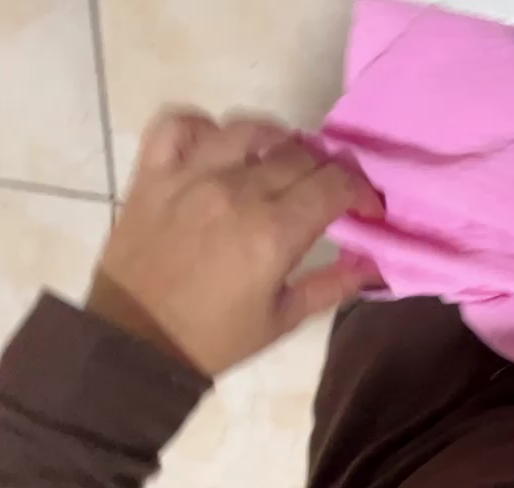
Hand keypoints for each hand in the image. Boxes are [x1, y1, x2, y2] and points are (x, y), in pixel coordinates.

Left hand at [86, 107, 383, 376]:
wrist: (138, 339)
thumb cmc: (218, 338)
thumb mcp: (286, 318)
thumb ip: (333, 285)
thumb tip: (375, 265)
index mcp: (274, 233)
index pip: (335, 186)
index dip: (363, 192)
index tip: (370, 209)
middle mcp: (236, 192)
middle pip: (301, 155)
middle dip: (331, 170)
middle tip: (335, 193)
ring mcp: (190, 175)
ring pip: (249, 130)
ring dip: (280, 141)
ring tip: (287, 163)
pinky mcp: (153, 172)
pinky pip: (181, 123)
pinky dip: (207, 127)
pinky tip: (222, 147)